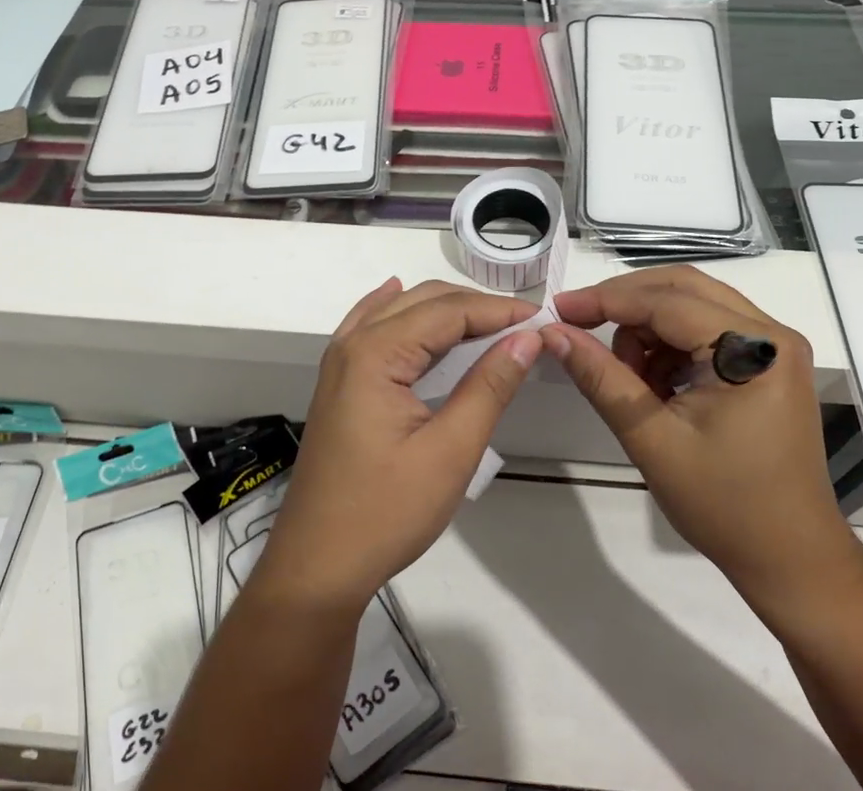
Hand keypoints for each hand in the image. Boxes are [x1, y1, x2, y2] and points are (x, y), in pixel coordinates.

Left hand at [254, 278, 543, 611]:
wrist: (319, 563)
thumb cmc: (387, 511)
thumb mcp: (450, 450)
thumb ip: (489, 386)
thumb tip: (527, 338)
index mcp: (375, 354)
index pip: (447, 311)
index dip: (498, 311)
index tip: (543, 318)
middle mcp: (351, 347)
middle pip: (421, 303)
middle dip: (474, 307)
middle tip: (524, 325)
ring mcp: (338, 366)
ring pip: (396, 313)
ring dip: (443, 311)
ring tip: (490, 323)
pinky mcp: (338, 387)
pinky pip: (369, 330)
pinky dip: (397, 314)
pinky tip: (402, 300)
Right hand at [540, 266, 860, 596]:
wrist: (789, 556)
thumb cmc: (724, 505)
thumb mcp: (651, 439)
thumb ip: (602, 378)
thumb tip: (554, 334)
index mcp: (753, 348)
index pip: (667, 301)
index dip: (606, 300)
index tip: (557, 310)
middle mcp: (771, 335)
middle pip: (683, 289)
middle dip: (625, 305)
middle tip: (577, 328)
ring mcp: (773, 348)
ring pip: (693, 307)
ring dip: (647, 330)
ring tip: (626, 380)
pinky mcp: (767, 366)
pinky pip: (707, 333)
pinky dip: (670, 348)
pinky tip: (653, 388)